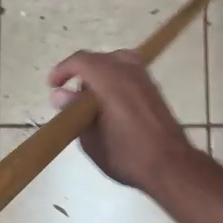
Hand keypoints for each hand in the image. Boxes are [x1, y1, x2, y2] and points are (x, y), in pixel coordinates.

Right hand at [49, 49, 196, 192]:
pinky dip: (115, 78)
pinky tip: (111, 102)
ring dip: (100, 73)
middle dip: (81, 72)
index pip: (81, 61)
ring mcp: (144, 78)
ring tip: (91, 98)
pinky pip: (129, 71)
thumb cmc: (127, 155)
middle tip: (71, 96)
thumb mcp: (92, 140)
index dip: (63, 69)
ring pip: (116, 61)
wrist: (170, 163)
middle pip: (99, 58)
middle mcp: (129, 71)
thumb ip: (74, 112)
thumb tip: (59, 95)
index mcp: (110, 80)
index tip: (53, 85)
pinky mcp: (154, 88)